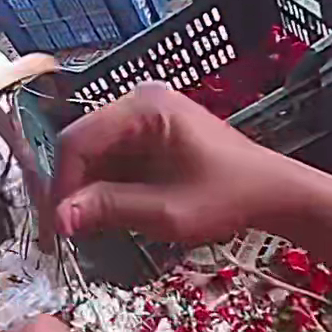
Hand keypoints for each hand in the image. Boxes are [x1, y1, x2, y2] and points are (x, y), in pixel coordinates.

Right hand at [49, 82, 315, 245]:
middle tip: (71, 230)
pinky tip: (114, 211)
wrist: (272, 193)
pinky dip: (108, 186)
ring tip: (93, 225)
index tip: (59, 225)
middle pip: (83, 144)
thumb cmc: (228, 197)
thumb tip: (59, 218)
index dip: (62, 184)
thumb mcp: (167, 211)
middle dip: (75, 187)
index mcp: (144, 107)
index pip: (77, 140)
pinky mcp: (152, 134)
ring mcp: (146, 116)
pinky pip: (115, 158)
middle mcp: (139, 101)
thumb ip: (111, 208)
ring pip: (96, 154)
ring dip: (90, 189)